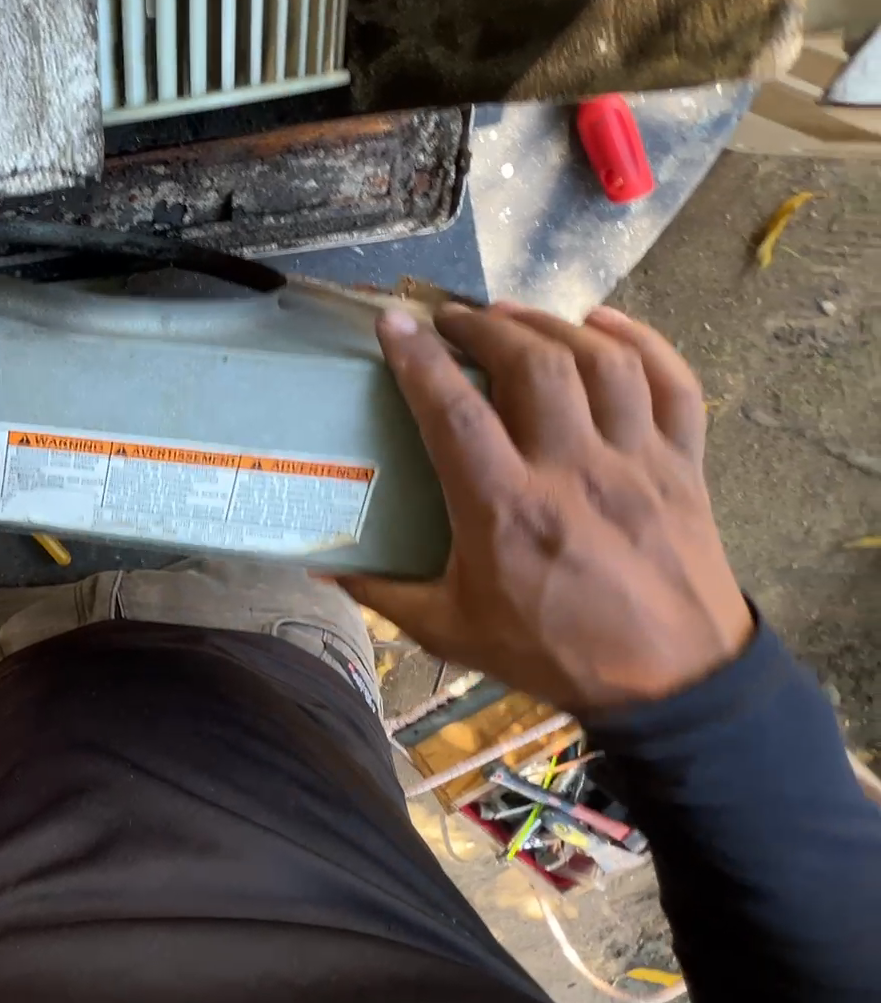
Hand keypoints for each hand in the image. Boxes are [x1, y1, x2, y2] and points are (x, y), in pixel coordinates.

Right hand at [337, 303, 752, 711]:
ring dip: (550, 326)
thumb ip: (379, 591)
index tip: (394, 323)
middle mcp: (573, 473)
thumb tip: (318, 566)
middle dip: (485, 327)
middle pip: (534, 368)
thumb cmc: (548, 652)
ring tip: (509, 314)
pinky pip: (674, 386)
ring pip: (603, 365)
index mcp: (505, 509)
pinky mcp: (684, 469)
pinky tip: (602, 324)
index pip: (455, 413)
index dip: (420, 360)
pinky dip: (641, 342)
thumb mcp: (445, 627)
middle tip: (450, 316)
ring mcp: (638, 465)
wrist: (676, 687)